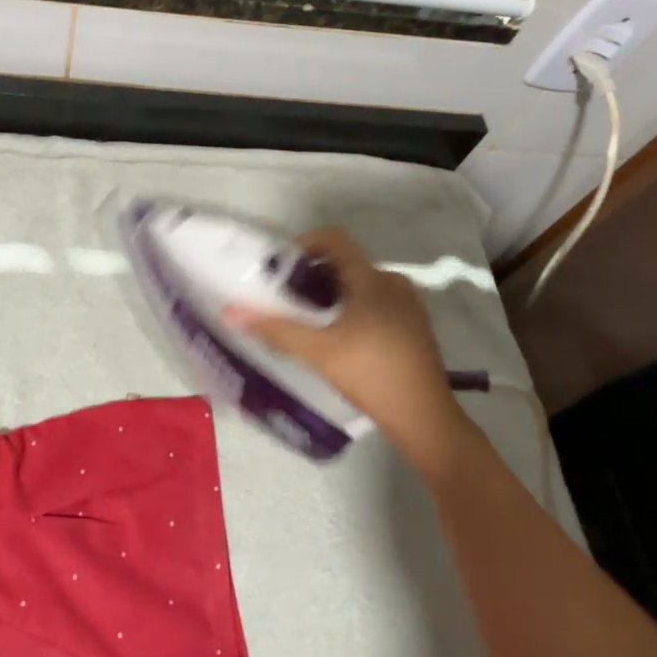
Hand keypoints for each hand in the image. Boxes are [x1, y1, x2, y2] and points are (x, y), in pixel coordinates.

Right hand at [225, 228, 482, 474]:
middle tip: (288, 300)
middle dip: (314, 276)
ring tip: (309, 323)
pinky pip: (377, 304)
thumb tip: (231, 311)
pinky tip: (340, 341)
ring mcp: (409, 305)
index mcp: (372, 278)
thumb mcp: (318, 352)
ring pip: (362, 286)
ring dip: (333, 295)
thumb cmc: (370, 373)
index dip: (305, 244)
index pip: (335, 239)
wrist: (424, 417)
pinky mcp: (414, 327)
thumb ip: (275, 328)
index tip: (283, 268)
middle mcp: (393, 282)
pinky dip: (353, 310)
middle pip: (347, 263)